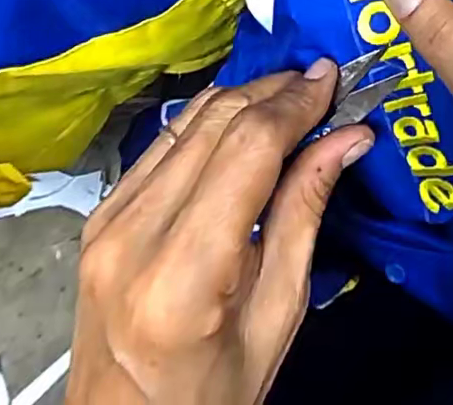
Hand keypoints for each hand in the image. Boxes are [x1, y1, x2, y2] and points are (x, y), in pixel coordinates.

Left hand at [65, 65, 374, 404]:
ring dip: (250, 94)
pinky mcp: (100, 215)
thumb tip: (352, 134)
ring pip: (191, 118)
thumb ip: (307, 208)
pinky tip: (250, 119)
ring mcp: (107, 221)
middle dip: (279, 90)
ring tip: (295, 95)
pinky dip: (217, 115)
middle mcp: (134, 234)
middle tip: (324, 82)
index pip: (250, 147)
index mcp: (185, 272)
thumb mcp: (281, 306)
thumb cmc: (216, 387)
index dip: (297, 103)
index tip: (336, 78)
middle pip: (219, 121)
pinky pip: (169, 137)